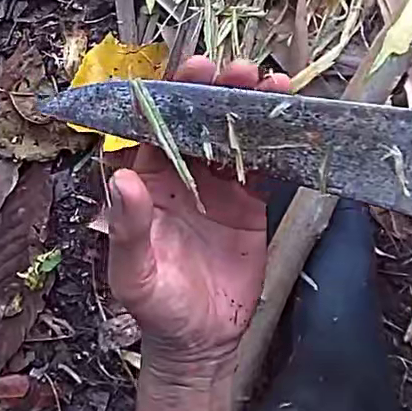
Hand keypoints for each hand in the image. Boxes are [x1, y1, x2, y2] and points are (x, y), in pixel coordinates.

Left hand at [105, 56, 292, 376]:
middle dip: (217, 93)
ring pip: (231, 136)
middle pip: (198, 122)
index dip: (174, 97)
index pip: (158, 128)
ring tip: (270, 82)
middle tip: (238, 69)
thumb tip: (122, 180)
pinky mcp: (248, 202)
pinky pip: (260, 164)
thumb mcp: (134, 271)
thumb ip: (128, 227)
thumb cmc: (157, 306)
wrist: (201, 340)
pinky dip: (273, 143)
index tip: (193, 72)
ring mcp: (216, 186)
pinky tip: (289, 119)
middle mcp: (181, 175)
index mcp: (148, 181)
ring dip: (248, 108)